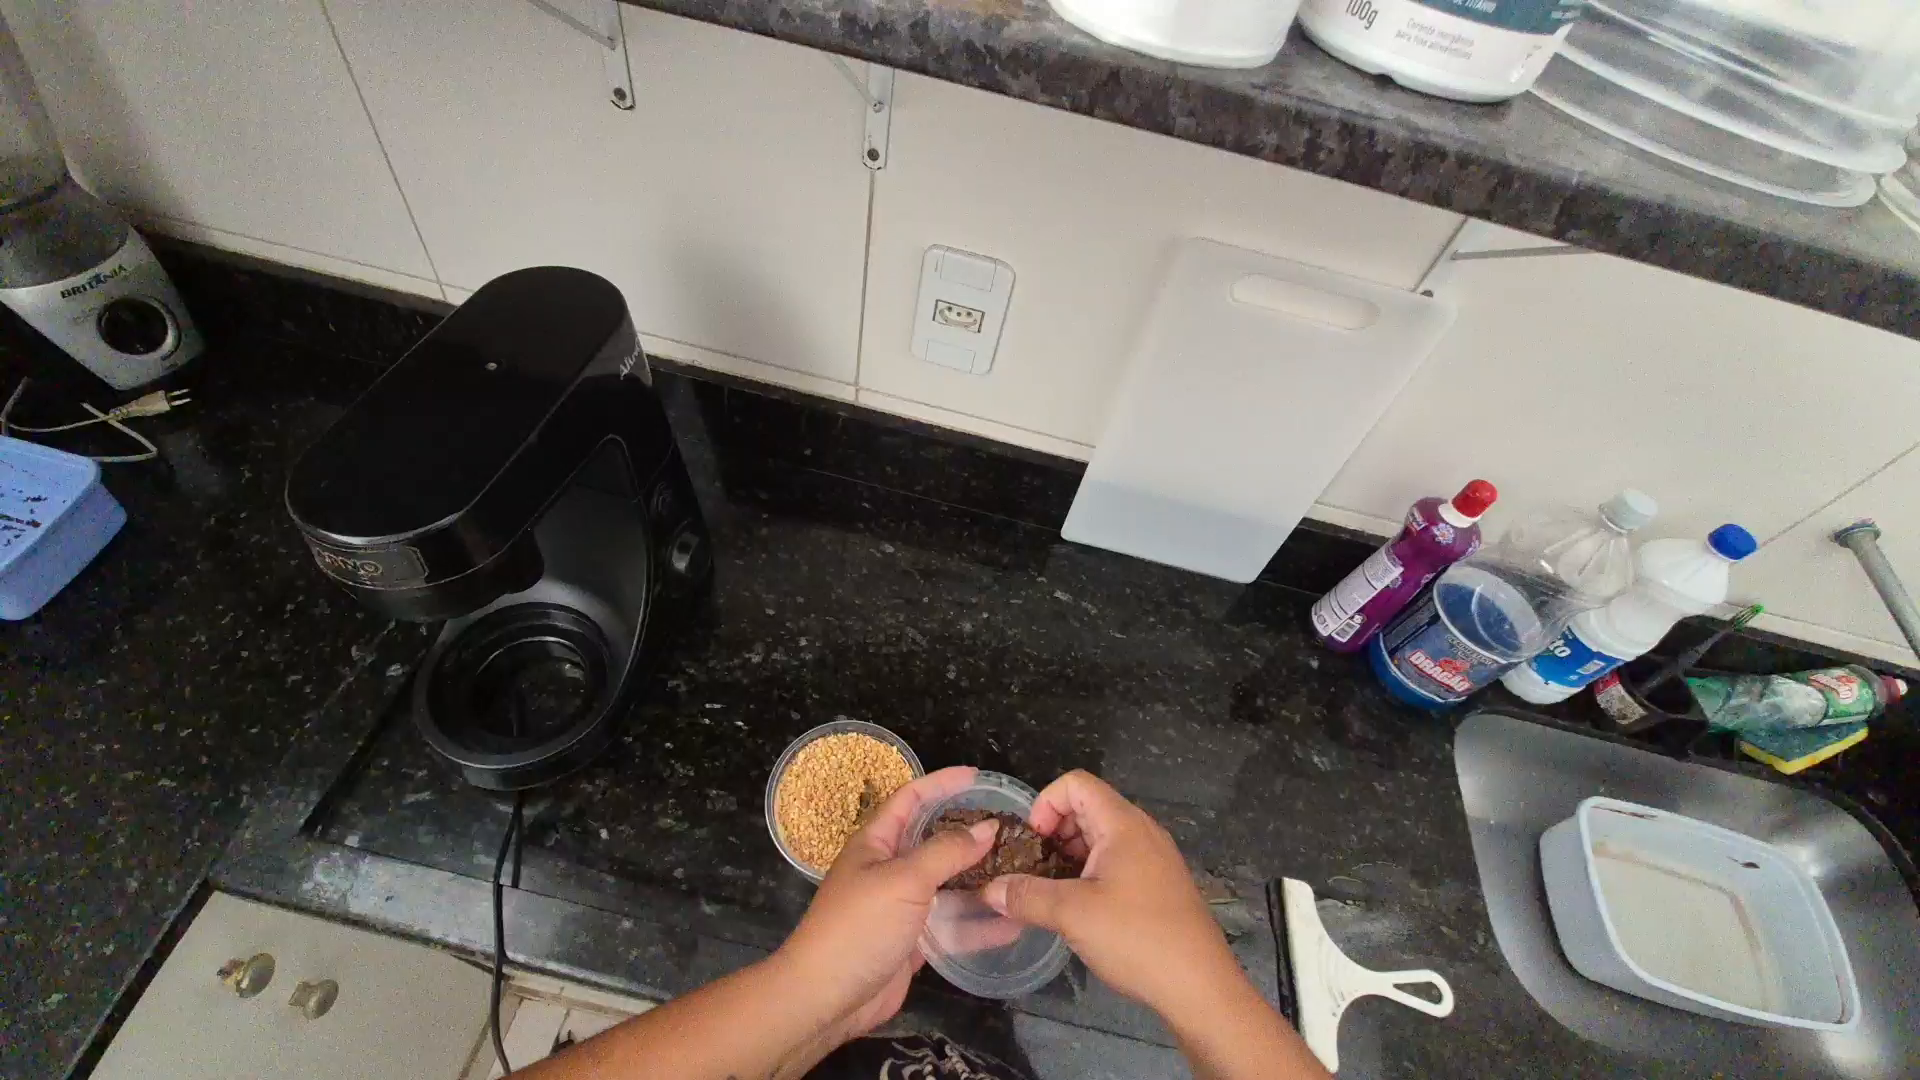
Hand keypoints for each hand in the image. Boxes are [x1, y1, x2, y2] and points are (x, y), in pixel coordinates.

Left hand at [774, 766, 998, 1041]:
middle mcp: (890, 867)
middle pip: (935, 840)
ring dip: (980, 879)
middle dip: (969, 832)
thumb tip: (987, 826)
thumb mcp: (904, 880)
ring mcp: (902, 906)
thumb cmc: (858, 926)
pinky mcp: (914, 941)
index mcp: (877, 841)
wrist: (824, 1000)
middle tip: (1010, 827)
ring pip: (948, 884)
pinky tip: (1011, 922)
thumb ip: (947, 851)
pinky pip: (952, 924)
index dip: (942, 783)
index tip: (977, 776)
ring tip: (1019, 871)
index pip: (912, 797)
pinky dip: (979, 923)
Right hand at [982, 770, 1242, 1016]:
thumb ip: (1027, 896)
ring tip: (1051, 890)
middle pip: (1087, 806)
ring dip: (1070, 855)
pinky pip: (1117, 860)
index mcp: (1122, 823)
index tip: (1032, 842)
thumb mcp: (1072, 915)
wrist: (1202, 988)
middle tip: (1035, 869)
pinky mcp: (1160, 883)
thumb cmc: (1137, 937)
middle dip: (1054, 832)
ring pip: (1101, 836)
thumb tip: (989, 890)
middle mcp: (1141, 830)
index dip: (1046, 803)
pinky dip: (1091, 871)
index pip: (1076, 783)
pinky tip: (1082, 908)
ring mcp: (1154, 857)